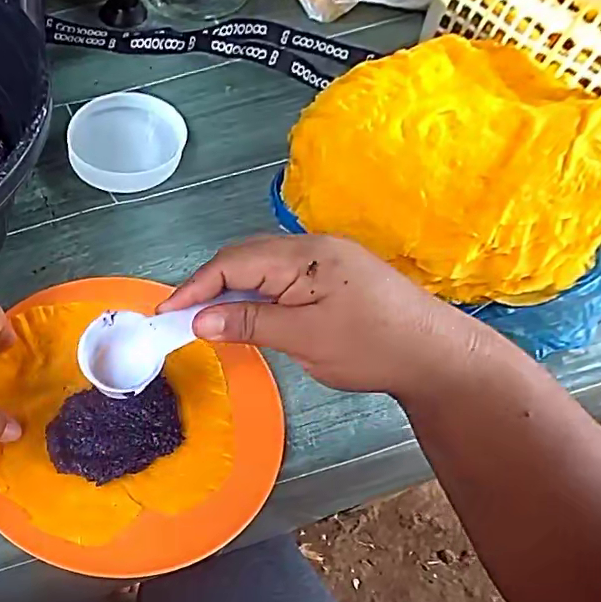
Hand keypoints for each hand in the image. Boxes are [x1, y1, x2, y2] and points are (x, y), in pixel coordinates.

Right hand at [161, 235, 493, 398]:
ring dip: (231, 291)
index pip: (233, 262)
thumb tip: (200, 319)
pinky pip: (281, 278)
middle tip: (182, 317)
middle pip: (244, 258)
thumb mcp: (304, 338)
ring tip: (208, 320)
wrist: (433, 354)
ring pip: (261, 268)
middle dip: (208, 286)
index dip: (195, 286)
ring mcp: (324, 260)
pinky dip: (256, 296)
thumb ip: (249, 323)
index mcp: (303, 256)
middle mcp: (311, 248)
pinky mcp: (332, 276)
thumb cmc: (371, 346)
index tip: (166, 311)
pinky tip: (248, 316)